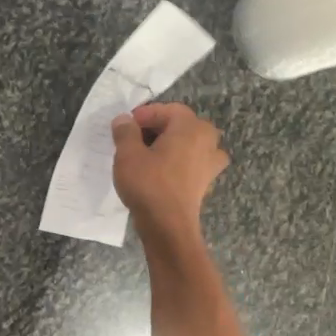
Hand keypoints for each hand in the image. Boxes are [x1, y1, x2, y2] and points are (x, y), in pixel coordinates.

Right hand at [112, 103, 229, 251]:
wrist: (168, 225)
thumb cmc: (148, 184)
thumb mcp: (127, 154)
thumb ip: (125, 131)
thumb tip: (124, 120)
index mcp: (191, 127)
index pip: (167, 110)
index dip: (144, 114)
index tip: (125, 126)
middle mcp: (208, 139)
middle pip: (180, 125)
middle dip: (156, 129)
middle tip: (133, 140)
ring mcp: (211, 161)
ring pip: (187, 143)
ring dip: (168, 145)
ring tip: (147, 156)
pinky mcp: (207, 180)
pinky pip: (191, 161)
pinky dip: (177, 161)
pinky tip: (161, 171)